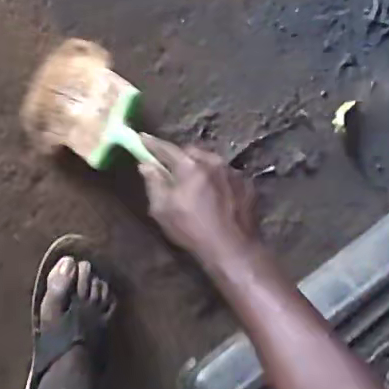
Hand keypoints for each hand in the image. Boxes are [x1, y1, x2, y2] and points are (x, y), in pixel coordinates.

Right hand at [139, 134, 258, 270]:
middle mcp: (212, 161)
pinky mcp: (246, 184)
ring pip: (210, 161)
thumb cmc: (191, 230)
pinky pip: (226, 174)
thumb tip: (146, 165)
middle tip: (171, 169)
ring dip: (200, 167)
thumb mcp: (162, 209)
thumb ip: (153, 182)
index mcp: (189, 165)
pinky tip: (215, 194)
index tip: (141, 137)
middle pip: (190, 151)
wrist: (233, 250)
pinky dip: (217, 178)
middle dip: (178, 156)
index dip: (151, 143)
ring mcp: (232, 172)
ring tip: (195, 183)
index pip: (166, 147)